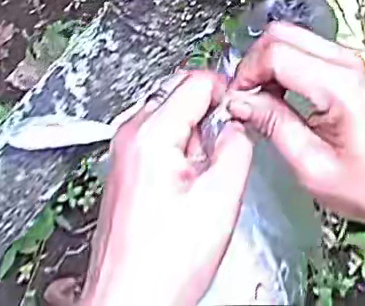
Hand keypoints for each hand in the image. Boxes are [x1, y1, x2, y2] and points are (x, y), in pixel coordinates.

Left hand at [80, 72, 253, 305]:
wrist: (127, 300)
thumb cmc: (164, 265)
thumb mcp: (219, 202)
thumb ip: (236, 149)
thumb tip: (238, 123)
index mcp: (152, 133)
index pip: (195, 81)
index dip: (225, 92)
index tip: (240, 110)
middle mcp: (131, 132)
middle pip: (178, 91)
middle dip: (207, 111)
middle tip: (225, 145)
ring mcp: (123, 148)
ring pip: (168, 113)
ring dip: (192, 131)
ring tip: (203, 175)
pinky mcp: (123, 165)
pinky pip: (157, 135)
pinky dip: (177, 147)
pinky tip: (185, 186)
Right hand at [226, 21, 364, 225]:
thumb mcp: (310, 166)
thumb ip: (272, 125)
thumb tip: (238, 101)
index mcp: (338, 86)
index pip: (277, 55)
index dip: (248, 73)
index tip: (238, 98)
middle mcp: (344, 62)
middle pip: (280, 34)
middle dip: (254, 61)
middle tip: (245, 95)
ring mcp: (345, 58)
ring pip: (288, 34)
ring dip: (266, 60)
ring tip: (262, 97)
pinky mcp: (343, 62)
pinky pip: (301, 45)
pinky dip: (281, 62)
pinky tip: (279, 92)